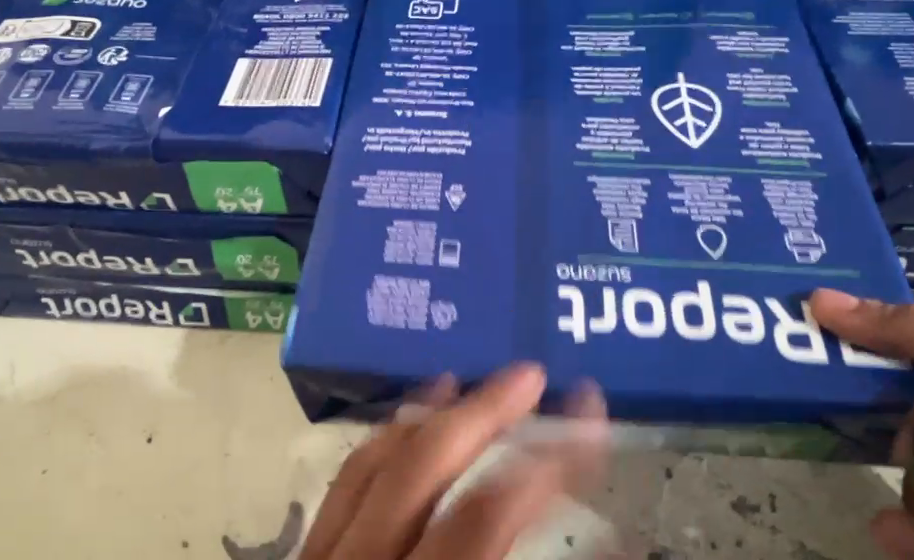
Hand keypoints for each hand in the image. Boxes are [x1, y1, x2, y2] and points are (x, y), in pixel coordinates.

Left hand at [300, 363, 607, 559]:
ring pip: (372, 463)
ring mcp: (324, 554)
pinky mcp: (306, 554)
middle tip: (532, 372)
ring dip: (423, 415)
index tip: (590, 416)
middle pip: (421, 465)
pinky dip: (378, 445)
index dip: (546, 463)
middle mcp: (363, 558)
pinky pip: (341, 486)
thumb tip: (607, 533)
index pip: (486, 512)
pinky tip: (402, 427)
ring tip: (461, 379)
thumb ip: (523, 553)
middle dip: (482, 411)